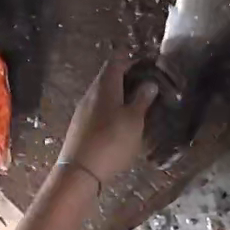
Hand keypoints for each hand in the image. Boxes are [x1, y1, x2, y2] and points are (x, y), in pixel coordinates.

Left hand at [57, 59, 158, 185]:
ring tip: (140, 102)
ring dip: (121, 93)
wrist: (80, 171)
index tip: (149, 62)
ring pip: (104, 93)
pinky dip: (113, 107)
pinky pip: (99, 107)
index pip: (116, 59)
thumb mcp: (134, 120)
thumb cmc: (111, 141)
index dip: (132, 57)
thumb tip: (149, 83)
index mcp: (104, 85)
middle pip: (109, 75)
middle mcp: (91, 92)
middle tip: (149, 83)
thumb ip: (142, 99)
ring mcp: (83, 109)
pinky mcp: (81, 125)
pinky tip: (123, 119)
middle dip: (129, 76)